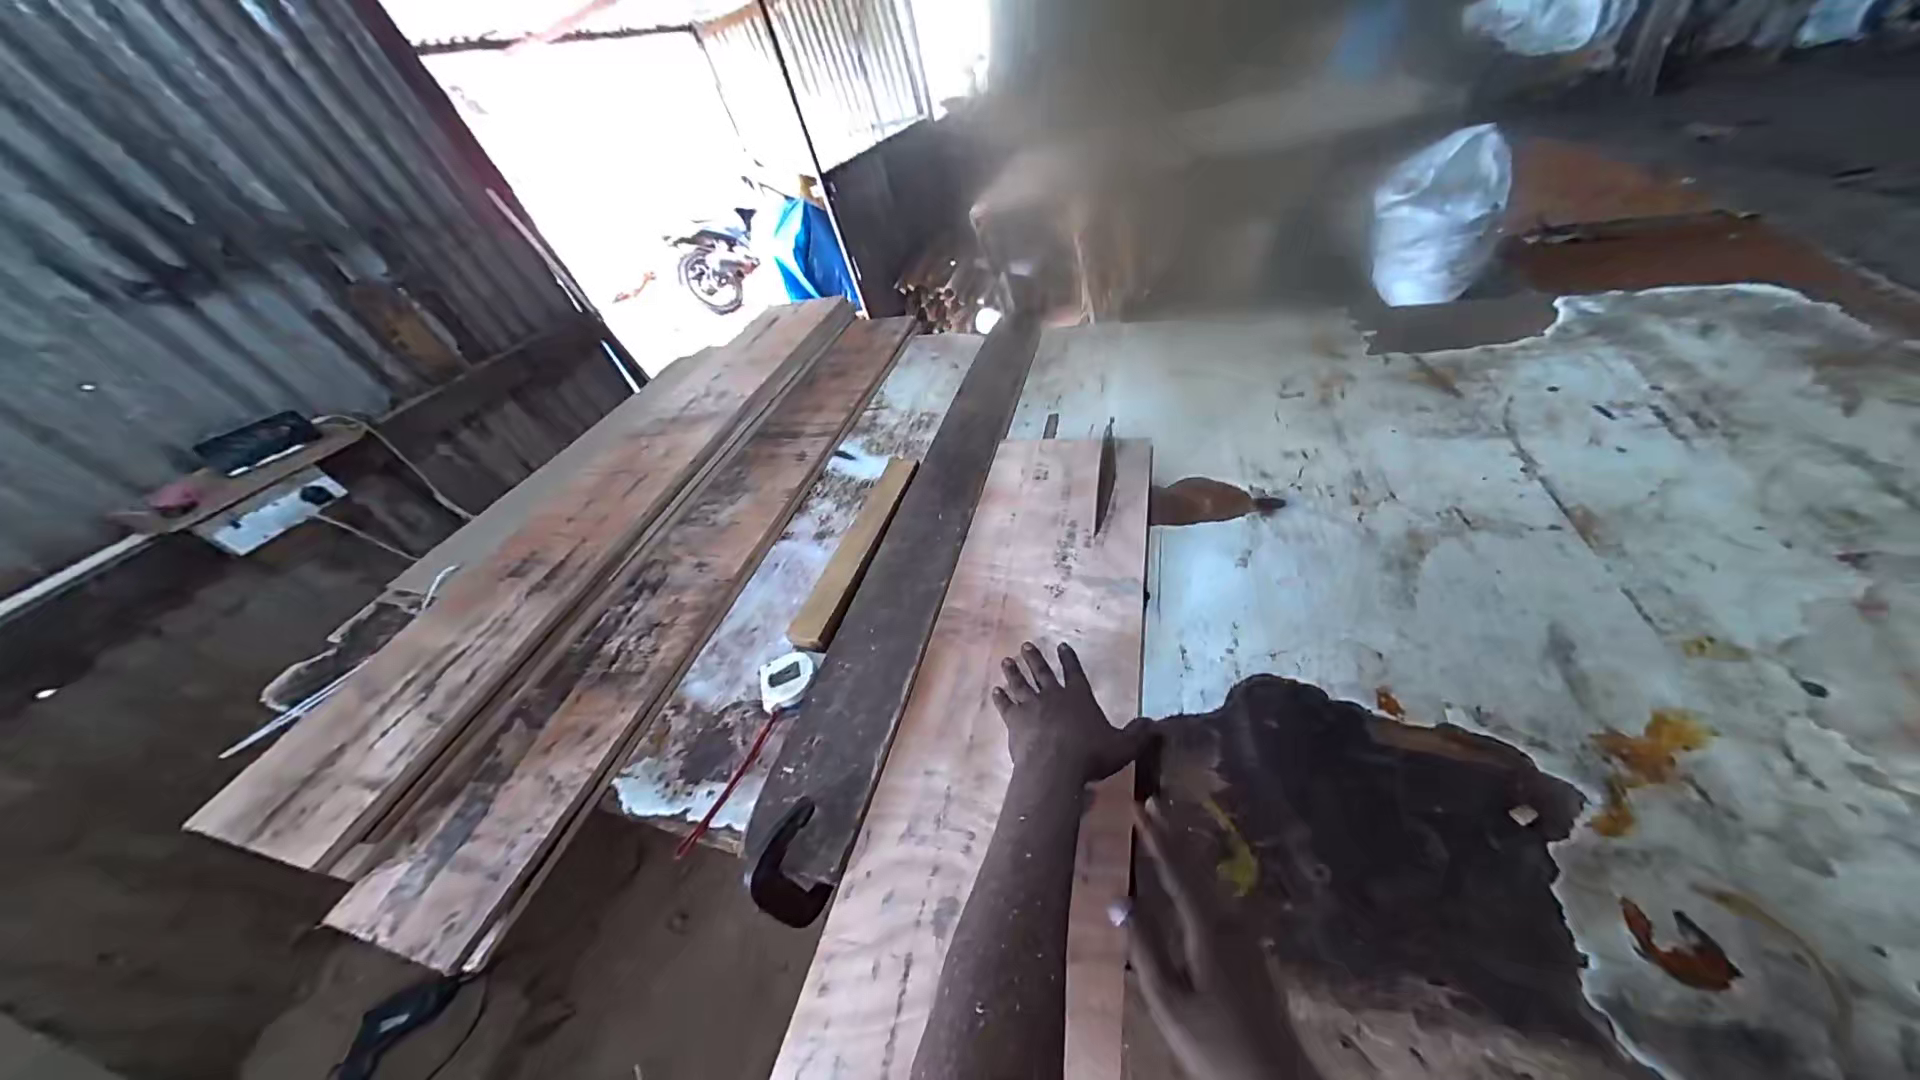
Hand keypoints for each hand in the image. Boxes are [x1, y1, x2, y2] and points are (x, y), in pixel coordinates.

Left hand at [990, 641, 1148, 784]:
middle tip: (1025, 645)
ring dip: (1014, 672)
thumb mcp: (1123, 746)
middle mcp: (1053, 695)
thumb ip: (1138, 734)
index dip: (1069, 659)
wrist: (1055, 766)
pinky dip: (1001, 698)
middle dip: (1034, 658)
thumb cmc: (1091, 755)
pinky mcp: (1015, 720)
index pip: (1074, 672)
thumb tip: (1153, 722)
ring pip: (1020, 684)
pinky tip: (996, 691)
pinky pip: (1006, 705)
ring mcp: (1031, 706)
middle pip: (1042, 672)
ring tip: (1006, 661)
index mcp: (1079, 697)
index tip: (1062, 646)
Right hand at [1129, 800, 1302, 1079]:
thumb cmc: (1215, 1046)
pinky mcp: (1250, 951)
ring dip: (1186, 850)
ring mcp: (1245, 936)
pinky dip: (1198, 874)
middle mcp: (1230, 923)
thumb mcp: (1169, 1002)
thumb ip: (1144, 949)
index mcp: (1208, 930)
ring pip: (1210, 879)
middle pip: (1198, 867)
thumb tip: (1118, 899)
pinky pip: (1217, 895)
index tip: (1139, 805)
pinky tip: (1193, 878)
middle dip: (1173, 832)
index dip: (1157, 836)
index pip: (1177, 870)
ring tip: (1167, 828)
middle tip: (1153, 800)